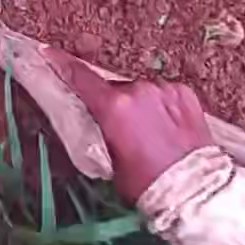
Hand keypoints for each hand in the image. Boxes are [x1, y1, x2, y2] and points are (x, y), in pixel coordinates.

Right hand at [47, 46, 213, 203]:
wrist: (196, 192)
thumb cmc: (147, 184)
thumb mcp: (108, 160)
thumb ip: (97, 132)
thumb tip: (93, 120)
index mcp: (114, 108)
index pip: (81, 78)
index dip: (61, 64)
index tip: (48, 52)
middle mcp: (138, 90)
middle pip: (113, 88)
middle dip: (111, 103)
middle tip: (116, 129)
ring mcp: (164, 89)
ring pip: (139, 91)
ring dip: (137, 105)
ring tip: (147, 134)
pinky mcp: (185, 93)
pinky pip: (162, 94)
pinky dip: (158, 106)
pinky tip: (165, 128)